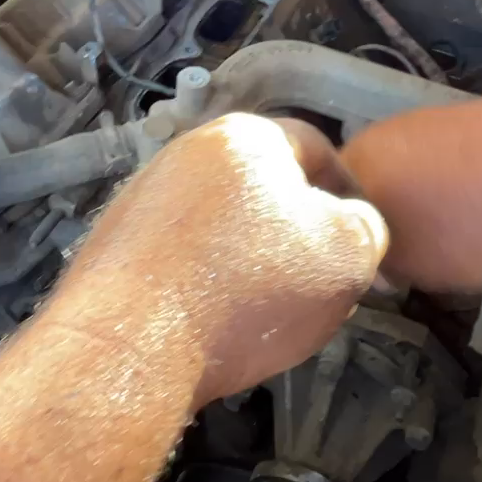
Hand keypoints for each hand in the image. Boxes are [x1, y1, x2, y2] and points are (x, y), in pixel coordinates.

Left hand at [49, 113, 387, 406]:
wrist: (131, 346)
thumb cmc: (249, 289)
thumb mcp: (346, 255)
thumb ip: (366, 226)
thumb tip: (355, 222)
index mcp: (245, 136)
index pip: (316, 147)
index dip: (349, 192)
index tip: (360, 238)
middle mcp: (188, 150)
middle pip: (263, 184)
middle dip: (295, 226)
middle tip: (316, 275)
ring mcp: (144, 193)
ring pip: (220, 218)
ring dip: (248, 252)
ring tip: (263, 304)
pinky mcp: (115, 239)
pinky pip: (180, 250)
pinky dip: (204, 274)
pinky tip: (212, 314)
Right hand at [341, 96, 481, 291]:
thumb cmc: (464, 223)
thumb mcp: (414, 266)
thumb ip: (382, 266)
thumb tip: (378, 265)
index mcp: (353, 162)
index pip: (329, 206)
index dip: (346, 238)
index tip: (369, 264)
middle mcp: (379, 133)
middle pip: (367, 182)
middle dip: (384, 215)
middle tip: (409, 251)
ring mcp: (424, 120)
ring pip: (407, 168)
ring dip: (421, 196)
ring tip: (453, 228)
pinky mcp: (467, 116)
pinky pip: (446, 157)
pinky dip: (456, 180)